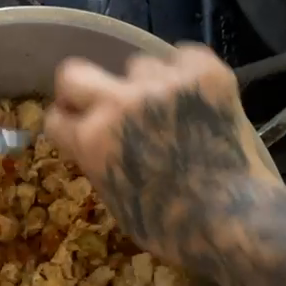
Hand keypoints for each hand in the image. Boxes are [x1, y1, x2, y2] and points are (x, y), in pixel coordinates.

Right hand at [45, 44, 281, 268]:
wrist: (231, 217)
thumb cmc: (168, 227)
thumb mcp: (116, 201)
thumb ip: (100, 162)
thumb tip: (96, 143)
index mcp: (93, 141)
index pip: (55, 118)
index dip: (64, 126)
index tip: (73, 129)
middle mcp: (120, 102)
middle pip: (74, 73)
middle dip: (79, 91)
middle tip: (97, 105)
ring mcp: (163, 81)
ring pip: (135, 66)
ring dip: (141, 86)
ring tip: (163, 112)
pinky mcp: (204, 70)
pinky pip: (179, 58)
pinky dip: (181, 78)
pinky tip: (192, 103)